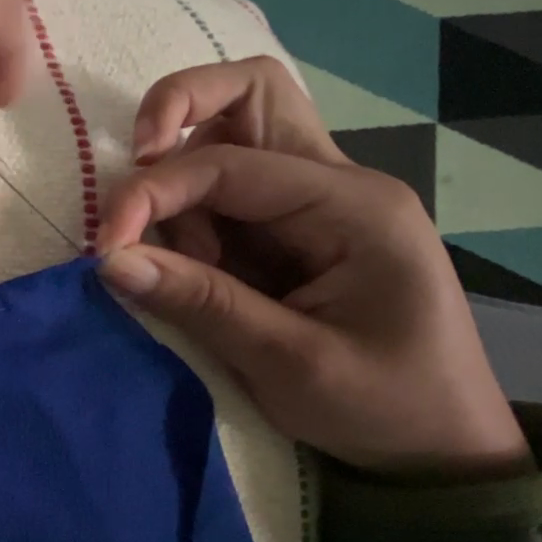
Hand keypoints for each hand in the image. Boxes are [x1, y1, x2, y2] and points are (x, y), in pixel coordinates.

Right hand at [98, 58, 531, 480]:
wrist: (436, 447)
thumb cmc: (382, 405)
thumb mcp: (289, 363)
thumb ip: (200, 303)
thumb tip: (109, 260)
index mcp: (352, 205)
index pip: (229, 163)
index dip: (153, 192)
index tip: (105, 248)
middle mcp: (334, 183)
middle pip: (251, 94)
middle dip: (176, 108)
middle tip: (132, 161)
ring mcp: (311, 204)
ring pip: (230, 136)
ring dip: (176, 179)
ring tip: (166, 257)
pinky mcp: (288, 233)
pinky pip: (223, 195)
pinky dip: (183, 216)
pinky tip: (180, 265)